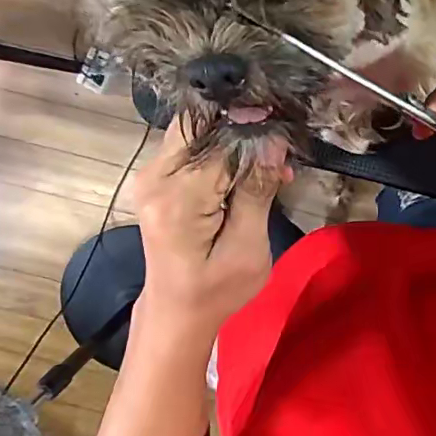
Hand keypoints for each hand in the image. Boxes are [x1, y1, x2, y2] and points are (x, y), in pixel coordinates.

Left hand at [130, 125, 290, 331]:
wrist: (176, 311)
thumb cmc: (216, 291)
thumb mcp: (247, 248)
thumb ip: (257, 191)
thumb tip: (274, 140)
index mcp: (177, 199)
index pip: (221, 143)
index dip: (256, 135)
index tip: (286, 141)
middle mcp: (154, 178)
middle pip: (200, 124)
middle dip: (241, 128)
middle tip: (276, 147)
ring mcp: (149, 175)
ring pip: (194, 129)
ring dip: (231, 137)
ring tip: (265, 160)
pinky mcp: (154, 178)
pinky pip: (189, 146)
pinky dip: (219, 150)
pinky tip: (244, 170)